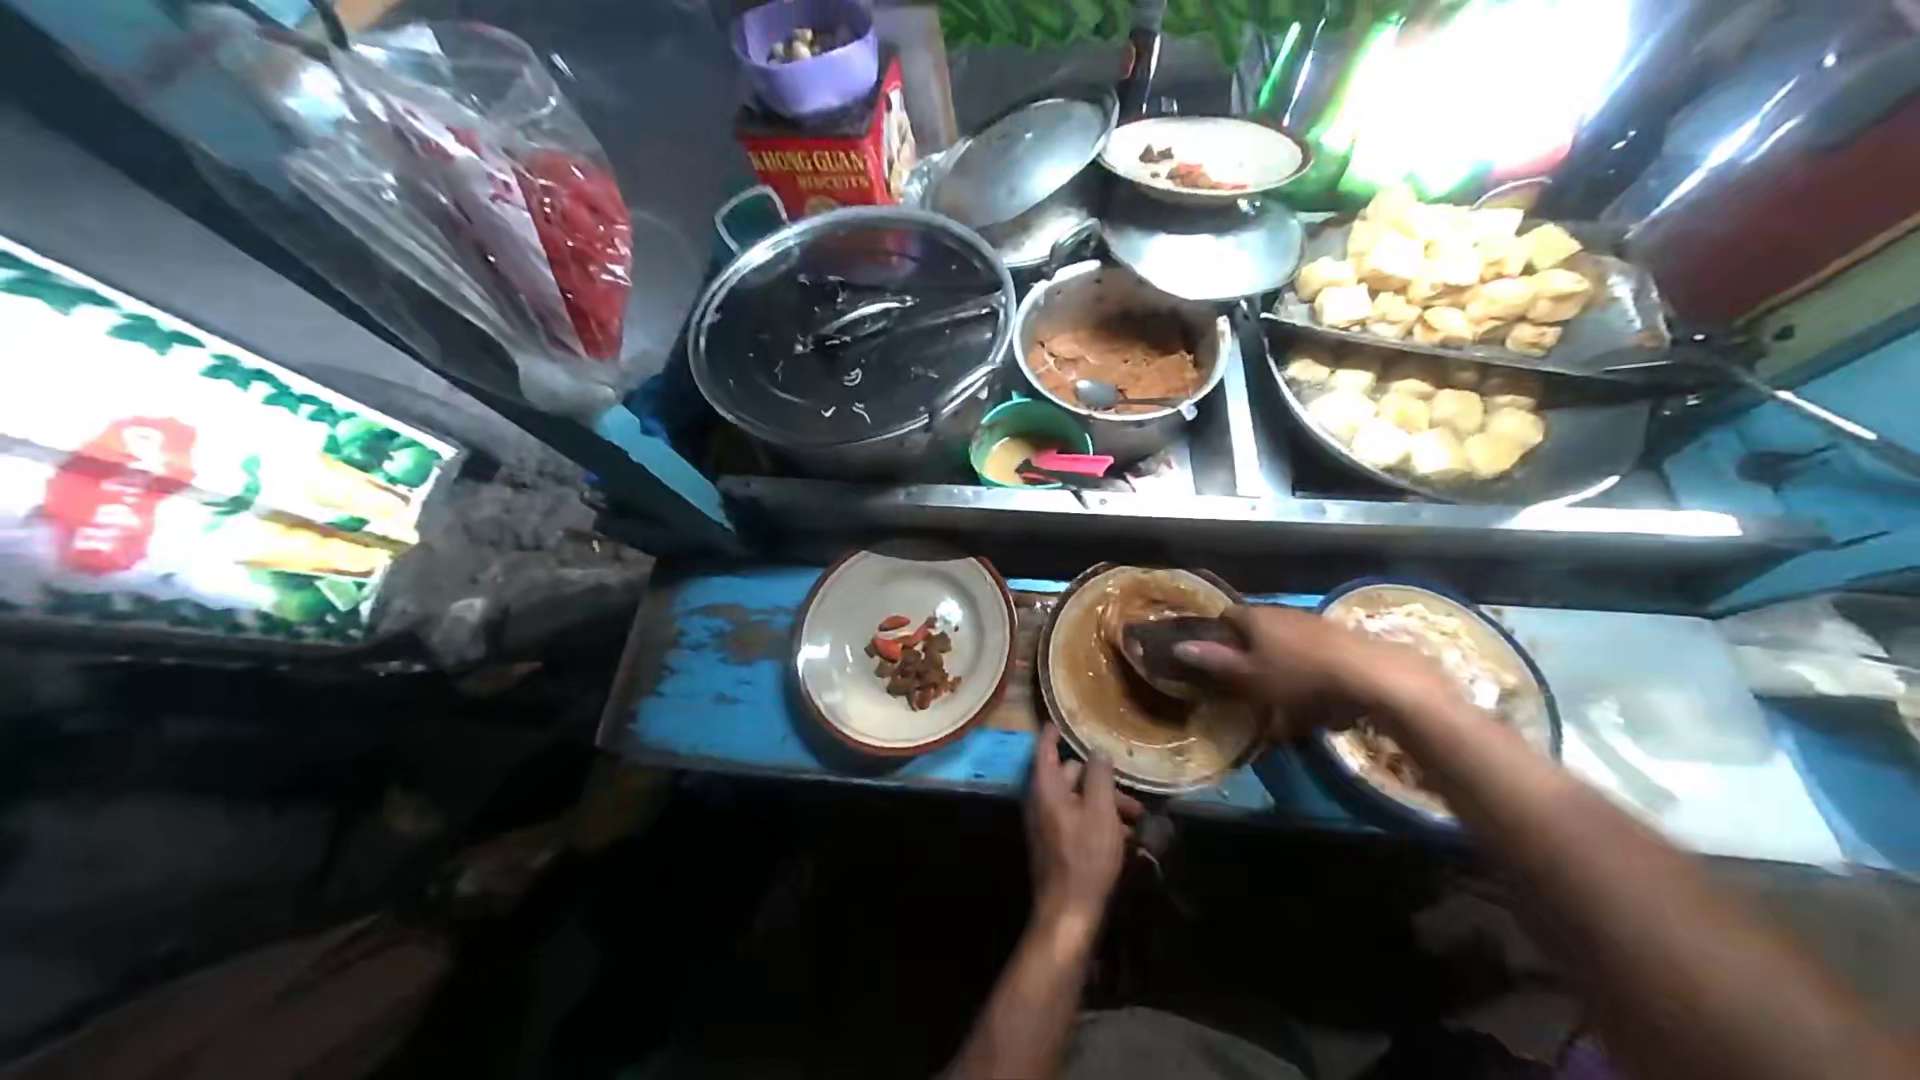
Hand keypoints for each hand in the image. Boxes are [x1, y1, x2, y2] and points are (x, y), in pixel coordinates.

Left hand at [1025, 725, 1143, 930]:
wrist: (1069, 912)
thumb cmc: (1085, 857)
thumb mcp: (1100, 811)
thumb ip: (1098, 776)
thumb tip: (1097, 750)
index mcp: (1045, 787)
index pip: (1044, 748)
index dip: (1053, 732)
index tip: (1062, 720)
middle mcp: (1040, 800)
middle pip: (1069, 775)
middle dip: (1101, 781)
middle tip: (1132, 796)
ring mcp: (1046, 823)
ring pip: (1078, 800)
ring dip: (1105, 804)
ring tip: (1137, 822)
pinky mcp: (1055, 842)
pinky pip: (1077, 819)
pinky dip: (1098, 821)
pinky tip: (1126, 839)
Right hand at [1172, 604, 1452, 735]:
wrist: (1369, 676)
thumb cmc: (1298, 676)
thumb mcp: (1248, 677)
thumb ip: (1214, 661)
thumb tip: (1179, 646)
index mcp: (1254, 616)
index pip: (1225, 615)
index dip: (1217, 636)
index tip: (1216, 659)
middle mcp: (1280, 610)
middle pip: (1255, 625)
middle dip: (1248, 646)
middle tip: (1246, 676)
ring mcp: (1311, 619)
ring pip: (1283, 634)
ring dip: (1277, 653)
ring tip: (1280, 683)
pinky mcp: (1338, 633)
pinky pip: (1308, 645)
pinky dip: (1303, 659)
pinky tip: (1311, 683)